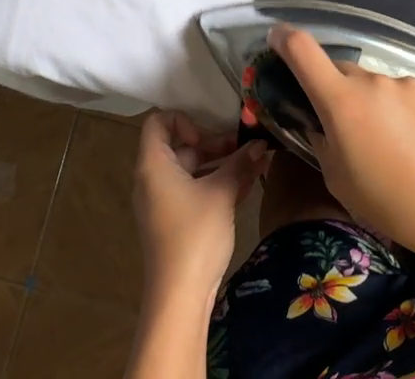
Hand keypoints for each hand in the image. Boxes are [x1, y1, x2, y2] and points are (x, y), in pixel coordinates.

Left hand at [133, 111, 269, 301]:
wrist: (180, 293)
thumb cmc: (195, 233)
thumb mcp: (221, 193)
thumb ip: (240, 164)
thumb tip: (261, 143)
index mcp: (154, 164)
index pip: (158, 122)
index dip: (184, 121)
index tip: (208, 137)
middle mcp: (153, 178)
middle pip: (181, 146)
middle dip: (215, 144)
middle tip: (247, 148)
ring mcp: (164, 200)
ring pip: (192, 169)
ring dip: (222, 164)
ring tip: (256, 163)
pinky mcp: (175, 219)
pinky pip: (195, 190)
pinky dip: (216, 184)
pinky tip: (247, 184)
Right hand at [270, 26, 414, 251]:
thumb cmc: (387, 202)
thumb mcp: (338, 178)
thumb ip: (321, 141)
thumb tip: (317, 123)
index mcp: (342, 102)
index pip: (304, 52)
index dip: (285, 40)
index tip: (277, 38)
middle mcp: (373, 82)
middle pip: (342, 72)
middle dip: (336, 91)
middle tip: (345, 126)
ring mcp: (406, 83)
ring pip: (376, 86)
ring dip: (372, 104)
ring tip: (389, 143)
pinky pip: (404, 94)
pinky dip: (400, 110)